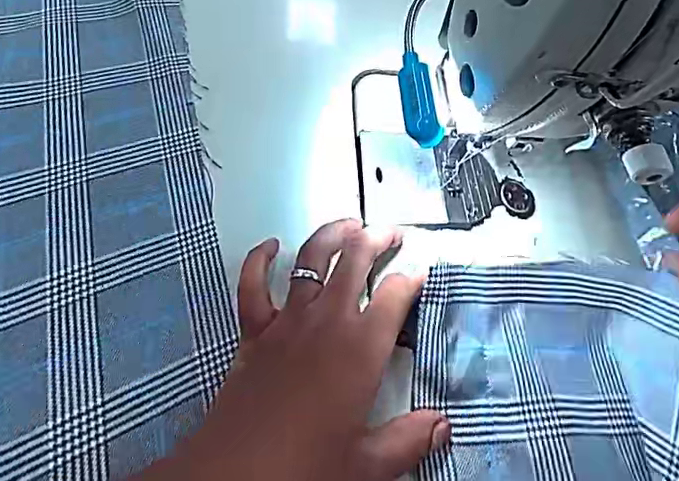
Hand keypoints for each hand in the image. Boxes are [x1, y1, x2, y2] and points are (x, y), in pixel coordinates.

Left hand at [136, 219, 448, 480]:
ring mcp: (288, 320)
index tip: (419, 271)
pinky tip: (271, 246)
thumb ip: (407, 440)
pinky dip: (261, 259)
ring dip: (332, 235)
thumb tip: (438, 426)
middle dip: (376, 239)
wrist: (239, 476)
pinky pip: (254, 282)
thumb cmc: (304, 471)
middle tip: (390, 233)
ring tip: (347, 223)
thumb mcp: (368, 465)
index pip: (395, 297)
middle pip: (355, 260)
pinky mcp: (256, 328)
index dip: (411, 278)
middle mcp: (326, 322)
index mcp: (360, 350)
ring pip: (312, 259)